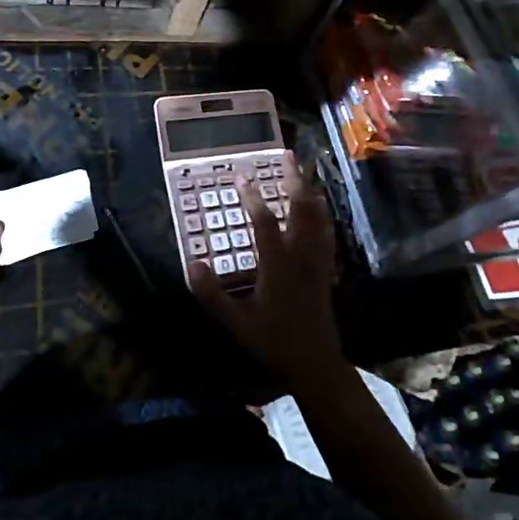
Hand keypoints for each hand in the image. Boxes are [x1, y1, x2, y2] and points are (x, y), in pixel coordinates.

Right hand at [188, 165, 345, 383]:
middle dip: (293, 179)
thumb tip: (191, 261)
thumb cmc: (273, 342)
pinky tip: (320, 206)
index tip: (239, 176)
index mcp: (278, 266)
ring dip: (309, 190)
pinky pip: (327, 233)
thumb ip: (211, 293)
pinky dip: (322, 213)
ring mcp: (317, 262)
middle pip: (301, 209)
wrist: (315, 364)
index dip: (251, 197)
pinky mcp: (325, 270)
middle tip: (286, 155)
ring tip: (302, 170)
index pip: (264, 222)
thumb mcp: (235, 323)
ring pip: (318, 218)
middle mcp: (301, 257)